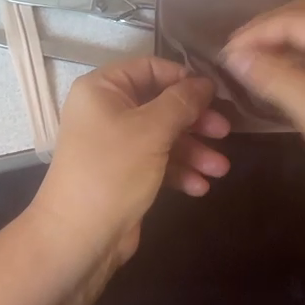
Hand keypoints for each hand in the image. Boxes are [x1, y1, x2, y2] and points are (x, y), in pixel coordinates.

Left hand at [29, 58, 231, 264]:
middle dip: (193, 120)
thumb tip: (204, 82)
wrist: (79, 236)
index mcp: (101, 89)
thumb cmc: (112, 170)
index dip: (182, 78)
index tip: (214, 93)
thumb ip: (181, 103)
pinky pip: (156, 162)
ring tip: (221, 169)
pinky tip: (200, 187)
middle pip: (159, 103)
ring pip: (162, 136)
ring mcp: (113, 143)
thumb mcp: (151, 131)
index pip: (148, 68)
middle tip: (225, 132)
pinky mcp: (123, 173)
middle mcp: (105, 110)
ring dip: (193, 150)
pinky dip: (178, 171)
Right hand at [222, 0, 304, 218]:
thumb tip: (232, 56)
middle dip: (267, 34)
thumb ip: (269, 74)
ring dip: (281, 50)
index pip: (294, 17)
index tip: (222, 54)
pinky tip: (276, 83)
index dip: (255, 32)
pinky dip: (296, 67)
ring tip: (249, 68)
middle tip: (234, 55)